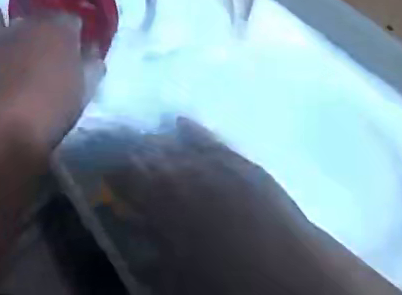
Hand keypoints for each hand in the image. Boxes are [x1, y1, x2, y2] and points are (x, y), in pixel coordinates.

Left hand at [0, 6, 101, 153]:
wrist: (7, 126)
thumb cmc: (53, 109)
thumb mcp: (84, 90)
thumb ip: (93, 65)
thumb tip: (93, 50)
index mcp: (65, 29)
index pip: (75, 21)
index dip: (77, 36)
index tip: (78, 50)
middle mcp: (38, 20)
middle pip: (48, 20)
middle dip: (53, 33)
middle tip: (55, 54)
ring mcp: (11, 30)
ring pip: (23, 21)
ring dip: (28, 31)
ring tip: (29, 47)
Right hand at [101, 120, 399, 294]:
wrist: (298, 282)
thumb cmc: (229, 286)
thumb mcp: (178, 279)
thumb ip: (151, 253)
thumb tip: (133, 238)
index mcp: (162, 195)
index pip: (123, 172)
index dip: (111, 175)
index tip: (102, 181)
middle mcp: (186, 165)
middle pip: (149, 151)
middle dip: (135, 159)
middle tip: (126, 171)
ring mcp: (218, 158)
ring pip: (177, 142)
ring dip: (161, 148)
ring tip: (151, 153)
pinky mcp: (244, 160)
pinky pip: (212, 139)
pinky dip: (194, 133)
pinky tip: (183, 124)